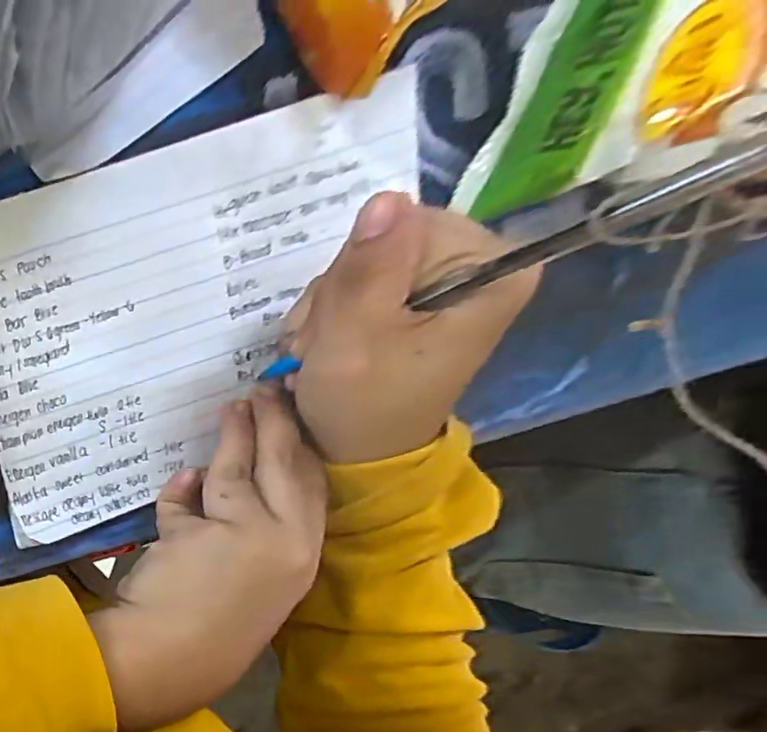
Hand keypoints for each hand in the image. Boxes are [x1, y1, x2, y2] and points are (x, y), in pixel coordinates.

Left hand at [86, 386, 326, 731]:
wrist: (172, 660)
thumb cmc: (207, 628)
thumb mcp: (241, 578)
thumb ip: (235, 532)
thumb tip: (201, 483)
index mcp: (303, 557)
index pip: (311, 491)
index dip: (303, 451)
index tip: (296, 422)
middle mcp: (286, 543)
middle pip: (286, 468)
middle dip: (278, 425)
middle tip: (269, 389)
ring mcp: (246, 536)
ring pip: (240, 472)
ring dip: (236, 435)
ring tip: (234, 407)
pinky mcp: (201, 534)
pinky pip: (184, 501)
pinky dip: (179, 490)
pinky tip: (182, 477)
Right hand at [284, 191, 539, 463]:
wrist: (358, 452)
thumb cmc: (362, 403)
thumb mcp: (355, 338)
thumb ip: (367, 270)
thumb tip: (383, 198)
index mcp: (489, 270)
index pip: (405, 226)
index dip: (356, 271)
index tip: (342, 322)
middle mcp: (475, 268)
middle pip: (379, 245)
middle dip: (335, 296)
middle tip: (326, 344)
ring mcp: (440, 286)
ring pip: (356, 268)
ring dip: (321, 312)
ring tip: (322, 354)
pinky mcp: (410, 303)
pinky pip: (353, 288)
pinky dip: (324, 321)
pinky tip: (325, 349)